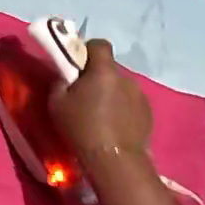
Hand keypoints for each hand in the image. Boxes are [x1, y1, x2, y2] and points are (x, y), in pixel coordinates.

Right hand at [49, 39, 151, 167]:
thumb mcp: (56, 104)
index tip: (77, 65)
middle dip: (97, 77)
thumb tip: (66, 76)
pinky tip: (113, 127)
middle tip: (84, 96)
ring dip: (111, 94)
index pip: (100, 44)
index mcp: (104, 71)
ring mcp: (140, 96)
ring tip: (100, 116)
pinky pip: (131, 104)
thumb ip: (60, 82)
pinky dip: (122, 110)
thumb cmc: (81, 128)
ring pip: (121, 87)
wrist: (114, 160)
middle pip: (109, 69)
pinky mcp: (148, 113)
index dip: (88, 50)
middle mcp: (126, 78)